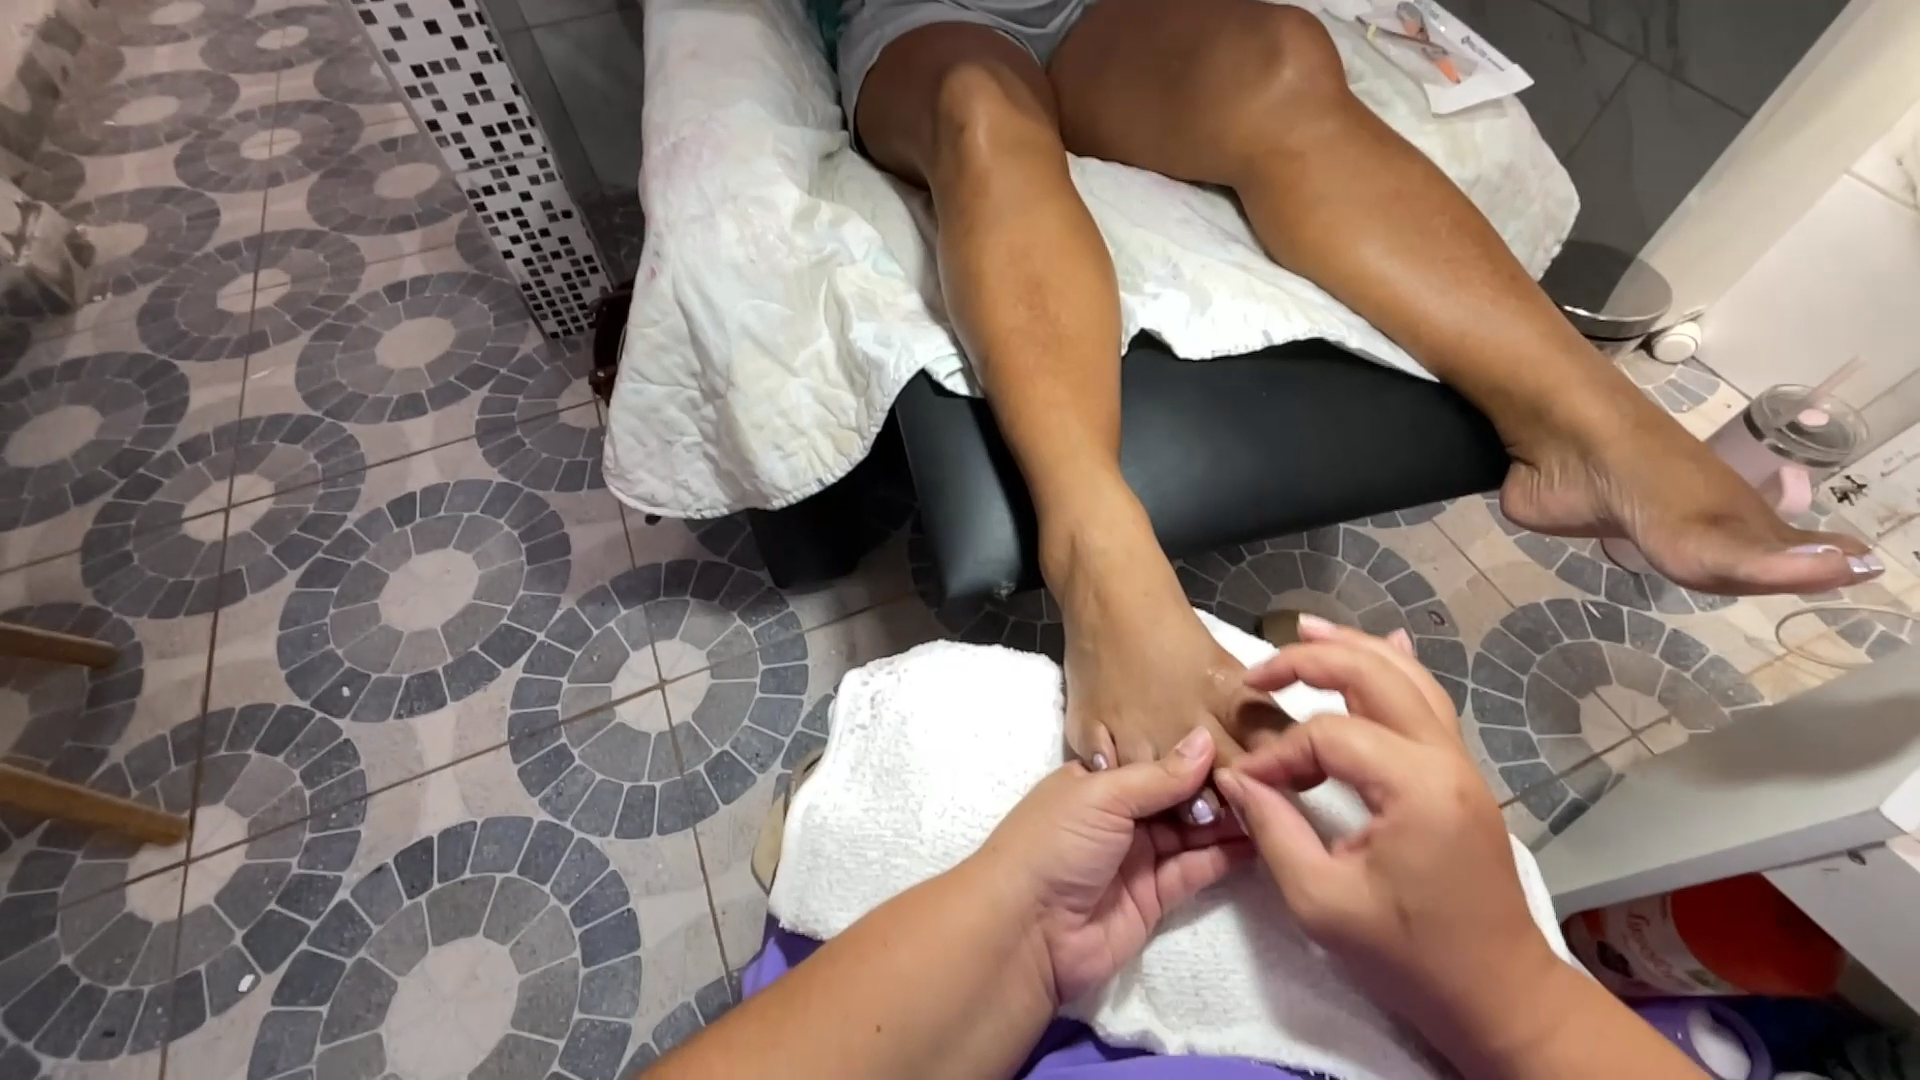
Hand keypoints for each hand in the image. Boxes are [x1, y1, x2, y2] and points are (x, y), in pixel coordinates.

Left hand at [971, 728, 1250, 1006]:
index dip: (1192, 757)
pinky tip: (1258, 841)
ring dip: (1224, 821)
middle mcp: (1117, 816)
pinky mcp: (1152, 899)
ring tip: (1272, 805)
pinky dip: (1222, 857)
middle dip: (1215, 789)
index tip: (1240, 744)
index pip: (1152, 762)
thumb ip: (1159, 774)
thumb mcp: (1102, 795)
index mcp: (1096, 782)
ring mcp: (1135, 858)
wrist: (1025, 929)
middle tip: (1267, 777)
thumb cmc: (1055, 843)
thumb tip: (1205, 738)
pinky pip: (1192, 871)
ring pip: (1188, 833)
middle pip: (1175, 798)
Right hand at [1214, 617, 1564, 1054]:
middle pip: (1374, 674)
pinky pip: (1428, 701)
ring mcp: (1460, 763)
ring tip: (1305, 631)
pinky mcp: (1460, 775)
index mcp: (1416, 788)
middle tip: (1258, 673)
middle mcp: (1445, 759)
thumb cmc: (1411, 957)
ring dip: (1353, 649)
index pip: (1326, 736)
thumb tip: (1236, 780)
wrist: (1502, 997)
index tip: (1245, 785)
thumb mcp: (1322, 902)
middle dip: (1309, 662)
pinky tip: (1381, 645)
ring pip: (1407, 677)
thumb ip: (1272, 830)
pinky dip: (1395, 668)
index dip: (1276, 753)